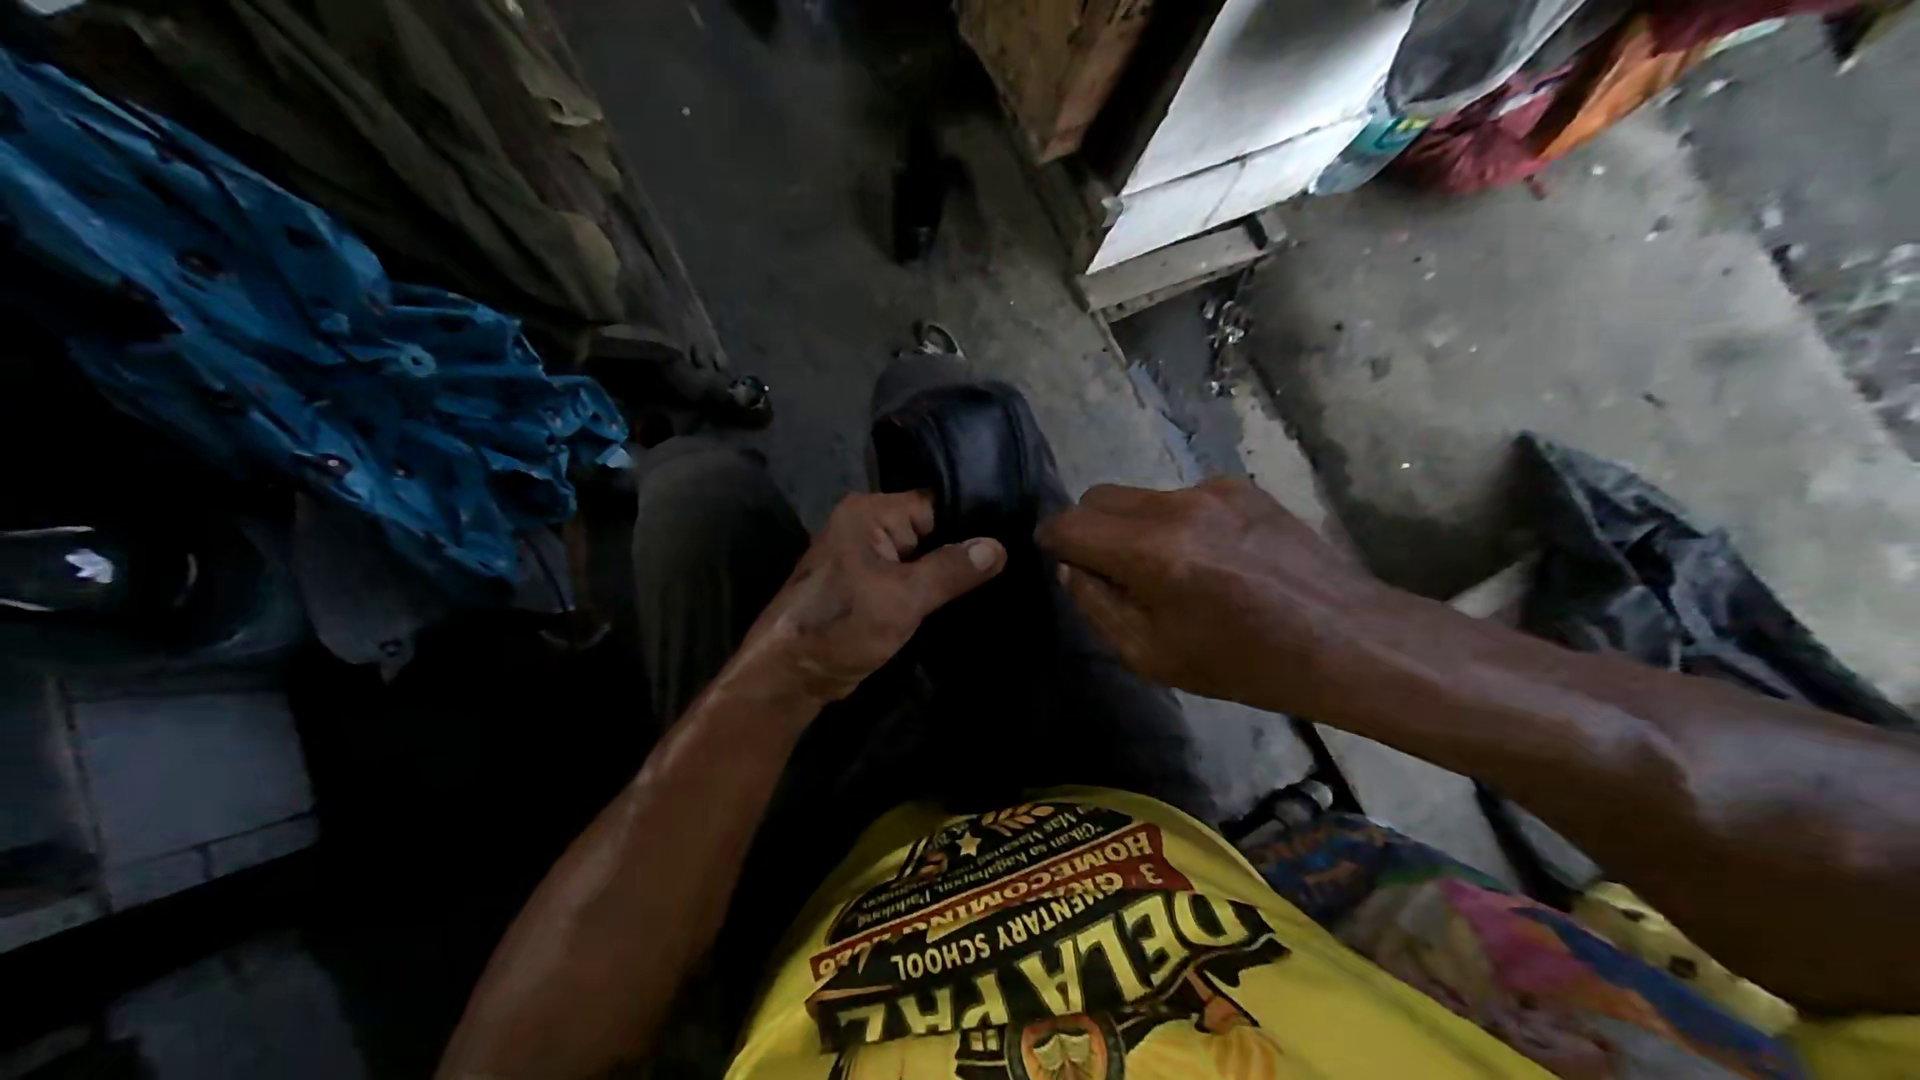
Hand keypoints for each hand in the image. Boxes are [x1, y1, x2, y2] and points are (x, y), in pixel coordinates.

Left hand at [726, 491, 1005, 707]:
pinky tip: (968, 598)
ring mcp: (867, 557)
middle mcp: (867, 526)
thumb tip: (999, 546)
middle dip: (965, 547)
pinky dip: (933, 588)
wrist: (791, 675)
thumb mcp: (903, 597)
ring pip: (923, 556)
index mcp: (870, 513)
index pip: (935, 503)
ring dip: (950, 572)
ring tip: (1000, 580)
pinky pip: (911, 577)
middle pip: (931, 528)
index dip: (972, 520)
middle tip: (1013, 562)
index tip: (1013, 536)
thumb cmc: (841, 627)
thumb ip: (952, 569)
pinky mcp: (870, 586)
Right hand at [1037, 478, 1384, 708]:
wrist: (1345, 638)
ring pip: (1140, 496)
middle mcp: (1176, 506)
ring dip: (1134, 525)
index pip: (1070, 524)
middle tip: (1109, 568)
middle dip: (1089, 528)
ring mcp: (1213, 489)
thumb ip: (1098, 606)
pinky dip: (1176, 522)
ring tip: (1171, 567)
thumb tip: (1072, 569)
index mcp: (1151, 553)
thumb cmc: (1242, 662)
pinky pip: (1182, 496)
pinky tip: (1211, 556)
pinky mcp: (1242, 486)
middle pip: (1098, 496)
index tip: (1056, 556)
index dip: (1053, 540)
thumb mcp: (1152, 656)